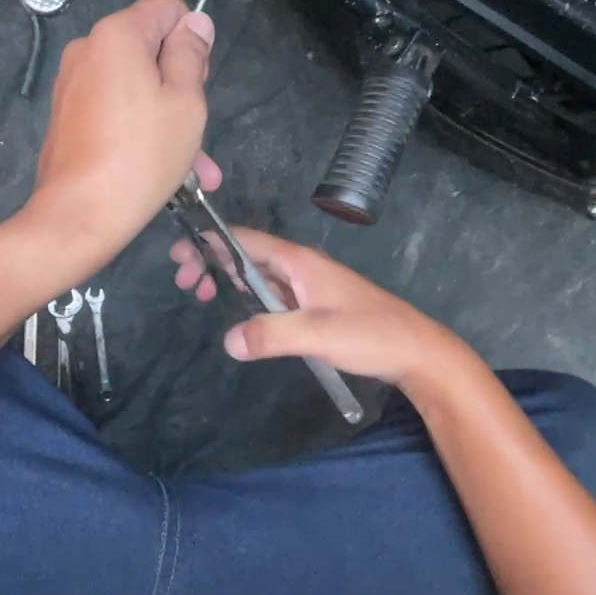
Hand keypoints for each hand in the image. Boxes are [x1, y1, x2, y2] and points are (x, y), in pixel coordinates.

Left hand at [23, 0, 221, 267]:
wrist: (80, 214)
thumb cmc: (142, 156)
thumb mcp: (185, 102)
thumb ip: (191, 54)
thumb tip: (195, 21)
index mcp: (117, 34)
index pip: (167, 7)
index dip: (192, 38)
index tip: (199, 80)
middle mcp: (88, 49)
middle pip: (149, 49)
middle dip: (181, 86)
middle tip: (199, 129)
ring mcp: (72, 84)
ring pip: (135, 88)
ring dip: (167, 119)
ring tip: (196, 169)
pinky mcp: (67, 116)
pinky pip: (114, 111)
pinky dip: (139, 131)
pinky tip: (163, 170)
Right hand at [170, 226, 472, 382]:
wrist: (416, 352)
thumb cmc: (370, 334)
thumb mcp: (318, 335)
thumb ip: (271, 335)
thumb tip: (228, 340)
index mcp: (300, 263)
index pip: (246, 241)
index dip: (210, 243)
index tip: (179, 253)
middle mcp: (301, 268)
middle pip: (246, 255)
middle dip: (210, 261)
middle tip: (182, 281)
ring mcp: (308, 286)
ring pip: (257, 274)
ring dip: (226, 278)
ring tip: (198, 293)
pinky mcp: (314, 305)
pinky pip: (270, 293)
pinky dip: (246, 296)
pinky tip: (237, 311)